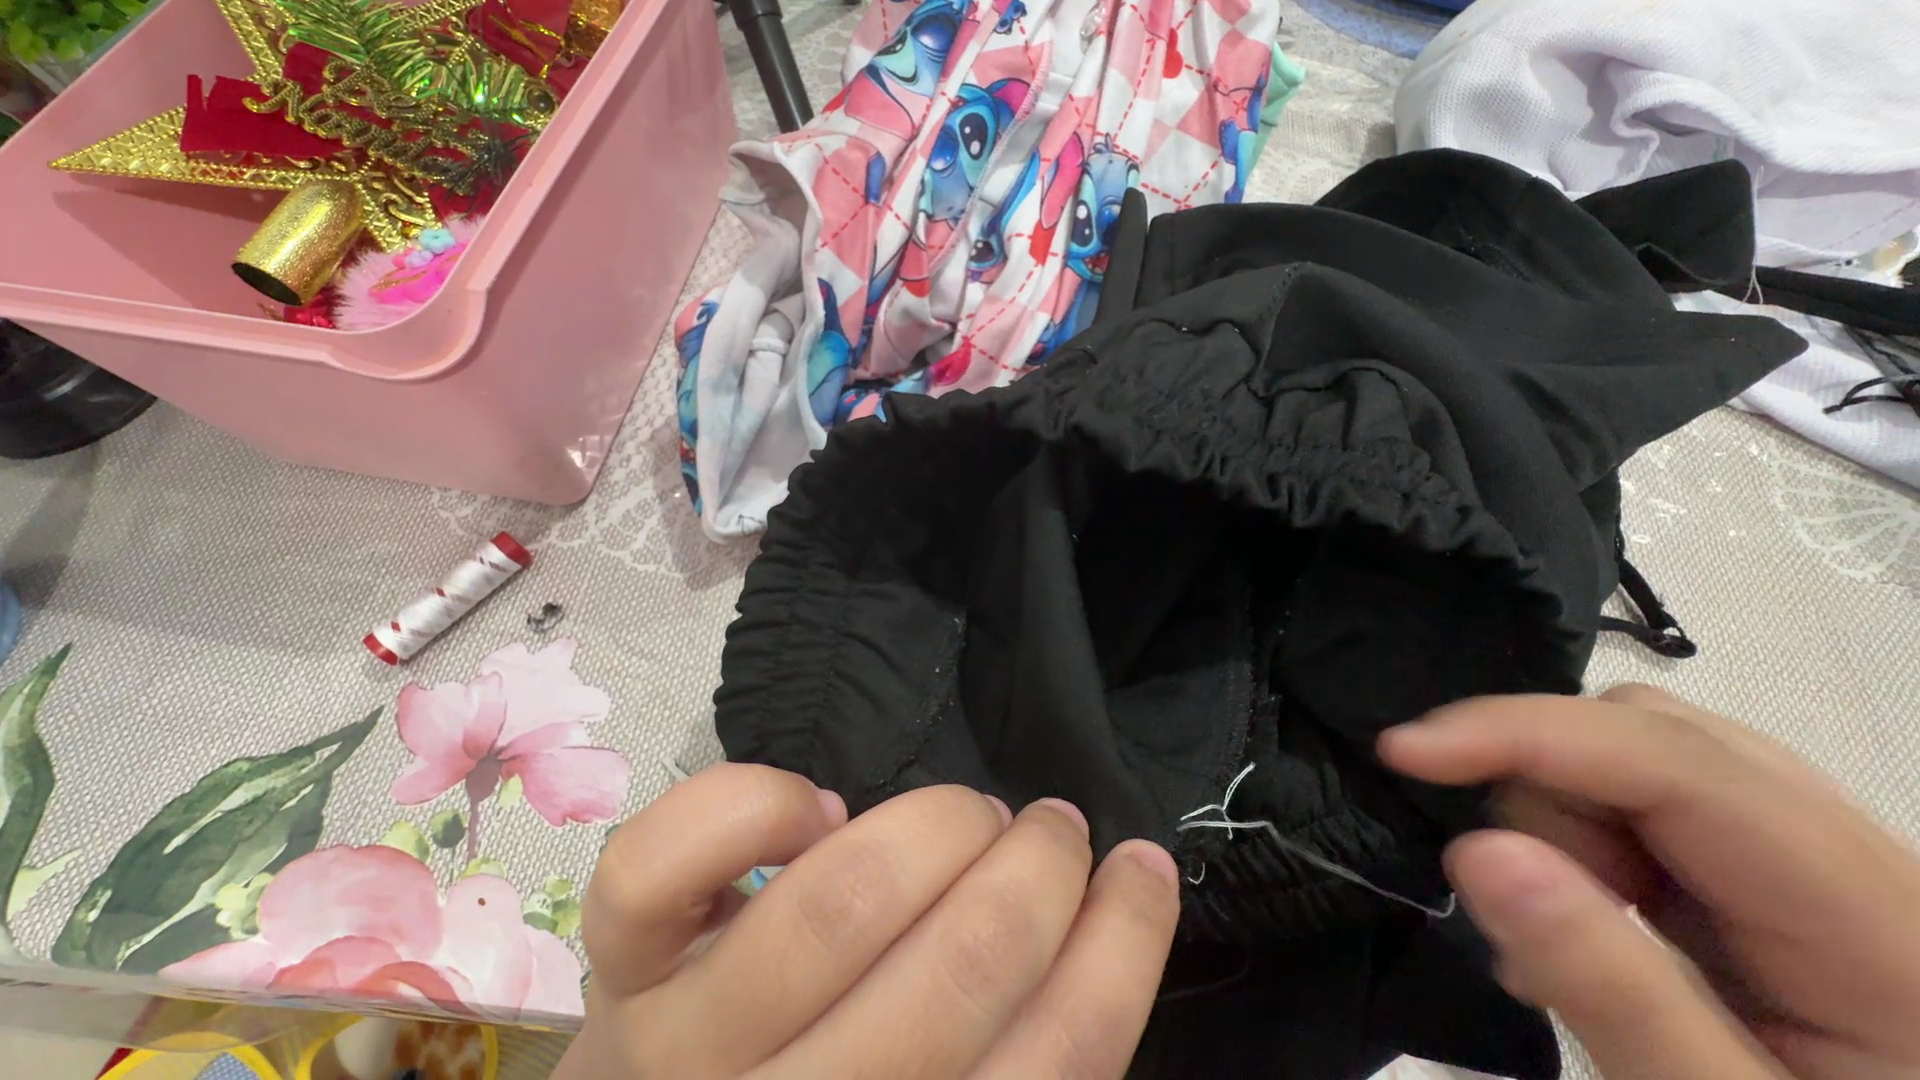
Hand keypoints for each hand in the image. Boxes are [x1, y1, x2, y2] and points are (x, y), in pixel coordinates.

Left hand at [554, 764, 1180, 1079]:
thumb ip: (1003, 1043)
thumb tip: (1092, 912)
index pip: (1053, 1065)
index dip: (1120, 947)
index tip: (1140, 866)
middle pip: (953, 972)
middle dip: (1035, 870)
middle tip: (1052, 828)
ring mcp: (683, 1042)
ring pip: (836, 903)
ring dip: (936, 826)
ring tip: (972, 812)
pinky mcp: (618, 966)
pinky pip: (664, 867)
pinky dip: (757, 808)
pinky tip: (817, 812)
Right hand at [1379, 685, 1919, 1079]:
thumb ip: (1610, 988)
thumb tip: (1477, 851)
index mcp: (1881, 920)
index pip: (1680, 763)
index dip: (1527, 735)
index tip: (1402, 752)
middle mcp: (1863, 858)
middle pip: (1656, 734)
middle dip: (1545, 792)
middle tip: (1523, 908)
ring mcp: (1819, 859)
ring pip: (1639, 755)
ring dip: (1560, 822)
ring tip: (1561, 936)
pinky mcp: (1774, 873)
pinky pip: (1647, 801)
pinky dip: (1579, 843)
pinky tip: (1583, 920)